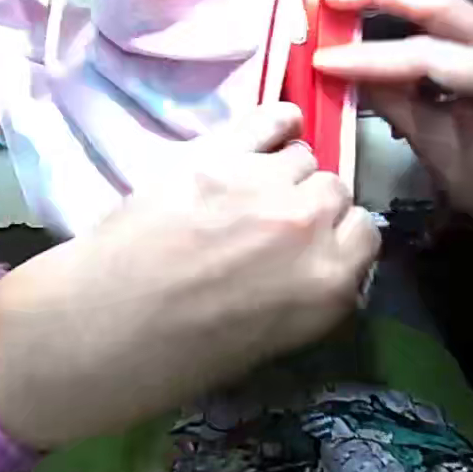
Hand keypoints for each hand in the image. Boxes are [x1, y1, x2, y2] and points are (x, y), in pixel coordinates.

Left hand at [0, 103, 379, 449]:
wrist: (106, 325)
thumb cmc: (182, 352)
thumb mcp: (271, 337)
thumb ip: (307, 287)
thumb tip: (318, 254)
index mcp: (330, 284)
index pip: (366, 232)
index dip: (338, 234)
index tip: (315, 238)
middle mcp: (310, 227)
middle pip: (334, 189)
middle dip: (310, 202)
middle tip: (273, 216)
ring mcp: (266, 184)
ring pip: (303, 156)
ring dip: (283, 170)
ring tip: (248, 186)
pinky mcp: (221, 154)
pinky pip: (270, 118)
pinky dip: (274, 122)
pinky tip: (269, 130)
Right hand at [311, 0, 472, 242]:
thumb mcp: (440, 153)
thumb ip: (394, 104)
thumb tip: (341, 74)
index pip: (428, 56)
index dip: (368, 57)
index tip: (321, 59)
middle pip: (439, 4)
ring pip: (443, 6)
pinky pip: (449, 23)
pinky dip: (408, 20)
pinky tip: (373, 16)